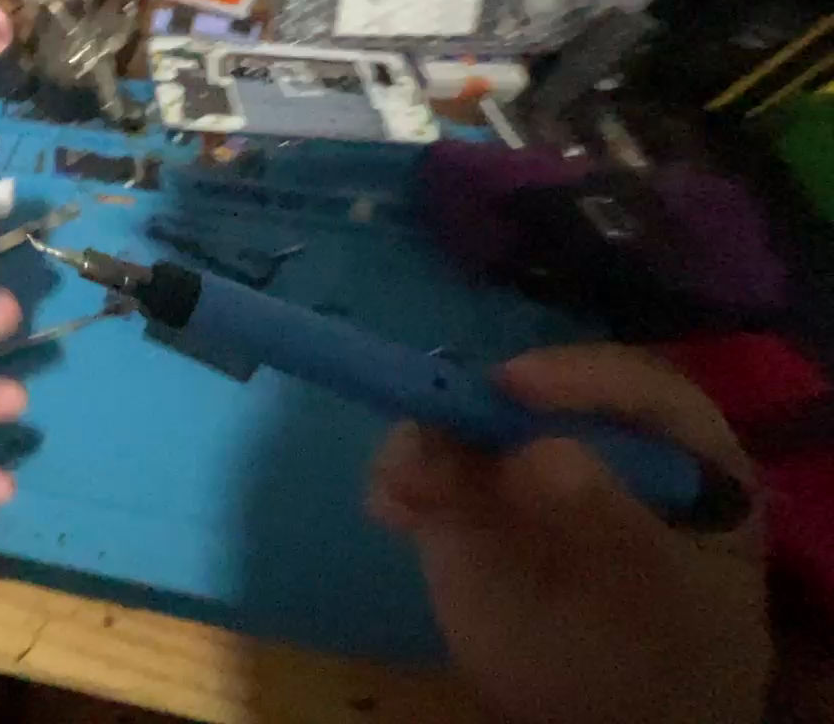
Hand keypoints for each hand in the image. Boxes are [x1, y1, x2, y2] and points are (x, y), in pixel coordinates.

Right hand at [368, 344, 769, 723]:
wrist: (580, 714)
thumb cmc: (650, 660)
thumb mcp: (656, 601)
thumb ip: (611, 524)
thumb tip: (544, 453)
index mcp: (674, 464)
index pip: (638, 392)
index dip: (579, 374)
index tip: (513, 386)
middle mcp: (587, 446)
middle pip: (522, 396)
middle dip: (468, 409)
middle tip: (429, 433)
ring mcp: (510, 465)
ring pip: (453, 421)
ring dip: (418, 445)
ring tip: (403, 493)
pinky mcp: (451, 489)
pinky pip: (412, 461)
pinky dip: (393, 476)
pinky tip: (391, 512)